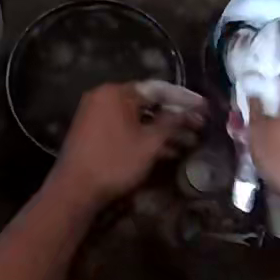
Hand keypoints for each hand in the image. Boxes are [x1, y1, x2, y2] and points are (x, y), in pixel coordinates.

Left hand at [48, 81, 207, 208]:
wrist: (75, 190)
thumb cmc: (115, 162)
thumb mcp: (149, 143)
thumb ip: (171, 122)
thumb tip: (189, 112)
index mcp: (116, 92)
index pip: (158, 89)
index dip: (185, 99)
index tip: (205, 107)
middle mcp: (104, 97)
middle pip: (148, 103)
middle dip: (176, 117)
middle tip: (200, 126)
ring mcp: (97, 115)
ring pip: (138, 118)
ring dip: (163, 130)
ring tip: (190, 142)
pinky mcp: (94, 133)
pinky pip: (126, 128)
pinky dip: (146, 137)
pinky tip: (168, 151)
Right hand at [247, 89, 279, 211]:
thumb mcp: (258, 132)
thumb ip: (252, 110)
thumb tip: (252, 94)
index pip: (274, 87)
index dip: (254, 95)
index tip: (239, 108)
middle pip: (279, 111)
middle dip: (258, 121)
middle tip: (238, 133)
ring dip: (267, 139)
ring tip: (247, 152)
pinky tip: (267, 165)